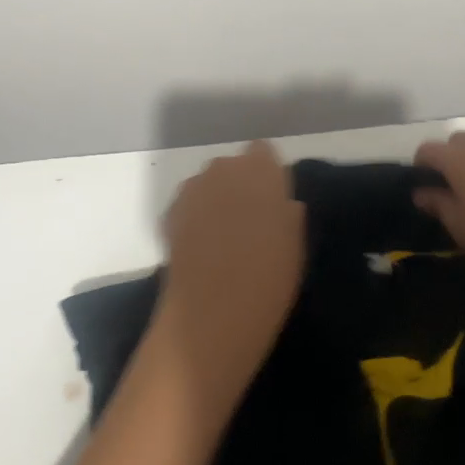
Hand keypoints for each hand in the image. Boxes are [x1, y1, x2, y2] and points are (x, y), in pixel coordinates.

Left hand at [151, 140, 305, 406]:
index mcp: (260, 169)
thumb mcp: (295, 245)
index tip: (272, 202)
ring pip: (207, 185)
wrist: (211, 311)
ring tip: (221, 239)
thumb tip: (281, 204)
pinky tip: (200, 249)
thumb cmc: (268, 277)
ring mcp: (192, 189)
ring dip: (214, 201)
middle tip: (248, 222)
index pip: (263, 152)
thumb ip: (288, 214)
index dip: (266, 175)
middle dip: (239, 186)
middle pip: (232, 167)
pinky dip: (193, 219)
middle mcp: (223, 168)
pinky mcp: (169, 212)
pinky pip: (188, 205)